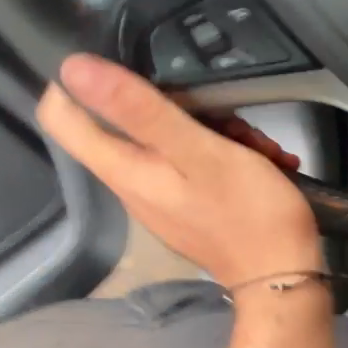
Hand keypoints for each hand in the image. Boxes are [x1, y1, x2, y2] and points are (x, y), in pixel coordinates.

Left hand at [37, 53, 321, 287]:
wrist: (285, 279)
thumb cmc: (250, 216)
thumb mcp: (205, 154)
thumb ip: (143, 111)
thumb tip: (74, 68)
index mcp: (125, 169)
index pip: (61, 114)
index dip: (83, 85)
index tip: (132, 72)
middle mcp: (135, 186)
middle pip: (131, 129)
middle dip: (182, 112)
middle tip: (233, 121)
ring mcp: (167, 202)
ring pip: (172, 148)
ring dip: (219, 137)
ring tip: (264, 151)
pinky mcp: (197, 214)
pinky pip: (200, 173)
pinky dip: (232, 163)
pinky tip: (270, 168)